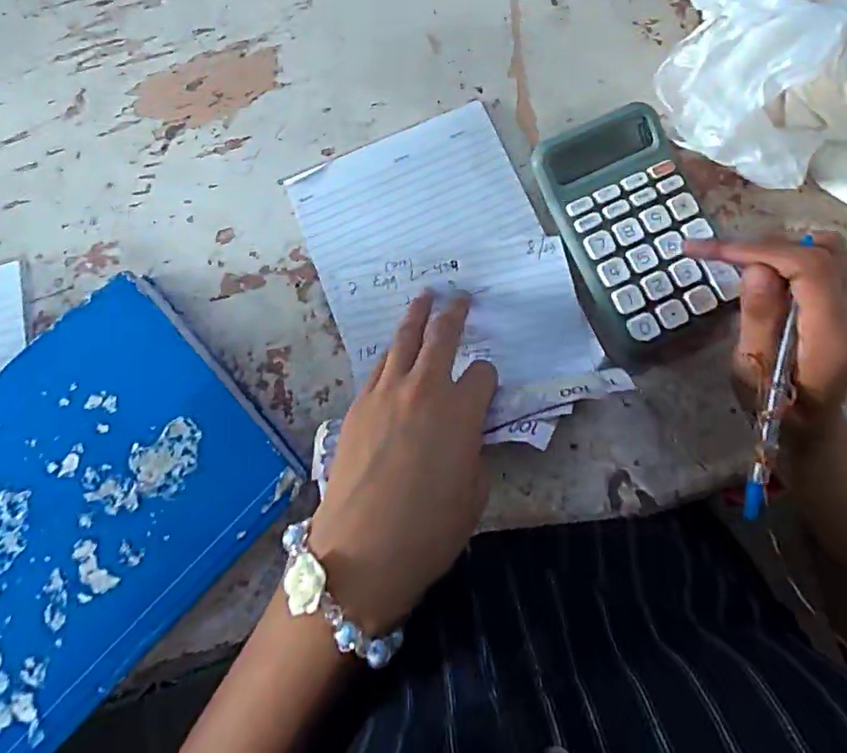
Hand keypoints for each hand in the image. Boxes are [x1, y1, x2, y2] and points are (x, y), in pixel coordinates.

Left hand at [308, 292, 497, 631]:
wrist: (361, 550)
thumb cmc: (428, 532)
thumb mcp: (472, 495)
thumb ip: (474, 452)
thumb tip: (467, 435)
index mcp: (461, 411)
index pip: (483, 374)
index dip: (488, 379)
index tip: (487, 388)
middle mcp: (424, 390)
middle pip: (441, 336)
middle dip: (454, 313)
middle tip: (459, 296)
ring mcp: (385, 393)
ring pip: (403, 341)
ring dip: (416, 317)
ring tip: (424, 299)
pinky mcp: (358, 405)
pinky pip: (379, 366)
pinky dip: (392, 352)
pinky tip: (394, 350)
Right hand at [686, 232, 846, 439]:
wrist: (809, 432)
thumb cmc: (774, 410)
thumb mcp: (753, 372)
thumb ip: (759, 319)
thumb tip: (757, 268)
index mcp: (831, 332)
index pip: (809, 267)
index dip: (760, 249)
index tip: (711, 250)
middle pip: (823, 252)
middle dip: (767, 245)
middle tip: (723, 256)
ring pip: (832, 252)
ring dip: (785, 247)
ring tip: (747, 260)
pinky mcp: (845, 307)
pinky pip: (831, 264)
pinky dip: (798, 255)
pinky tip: (773, 270)